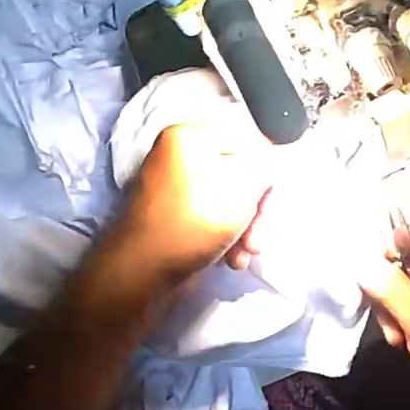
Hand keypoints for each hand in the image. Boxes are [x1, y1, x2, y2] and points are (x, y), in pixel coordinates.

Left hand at [107, 122, 273, 284]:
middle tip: (255, 239)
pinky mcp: (172, 216)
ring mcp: (173, 187)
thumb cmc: (193, 222)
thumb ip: (264, 167)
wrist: (141, 272)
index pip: (247, 146)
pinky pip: (209, 217)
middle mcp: (177, 156)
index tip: (266, 210)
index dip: (264, 180)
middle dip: (253, 213)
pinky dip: (224, 236)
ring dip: (242, 229)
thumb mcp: (242, 188)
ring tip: (244, 254)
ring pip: (226, 202)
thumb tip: (268, 162)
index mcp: (189, 137)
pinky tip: (230, 259)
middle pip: (237, 177)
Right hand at [358, 223, 409, 409]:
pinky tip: (405, 345)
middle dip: (391, 289)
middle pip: (409, 262)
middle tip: (389, 320)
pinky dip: (406, 323)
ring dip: (396, 311)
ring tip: (398, 339)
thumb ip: (392, 289)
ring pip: (409, 287)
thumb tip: (362, 262)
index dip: (390, 249)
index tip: (372, 277)